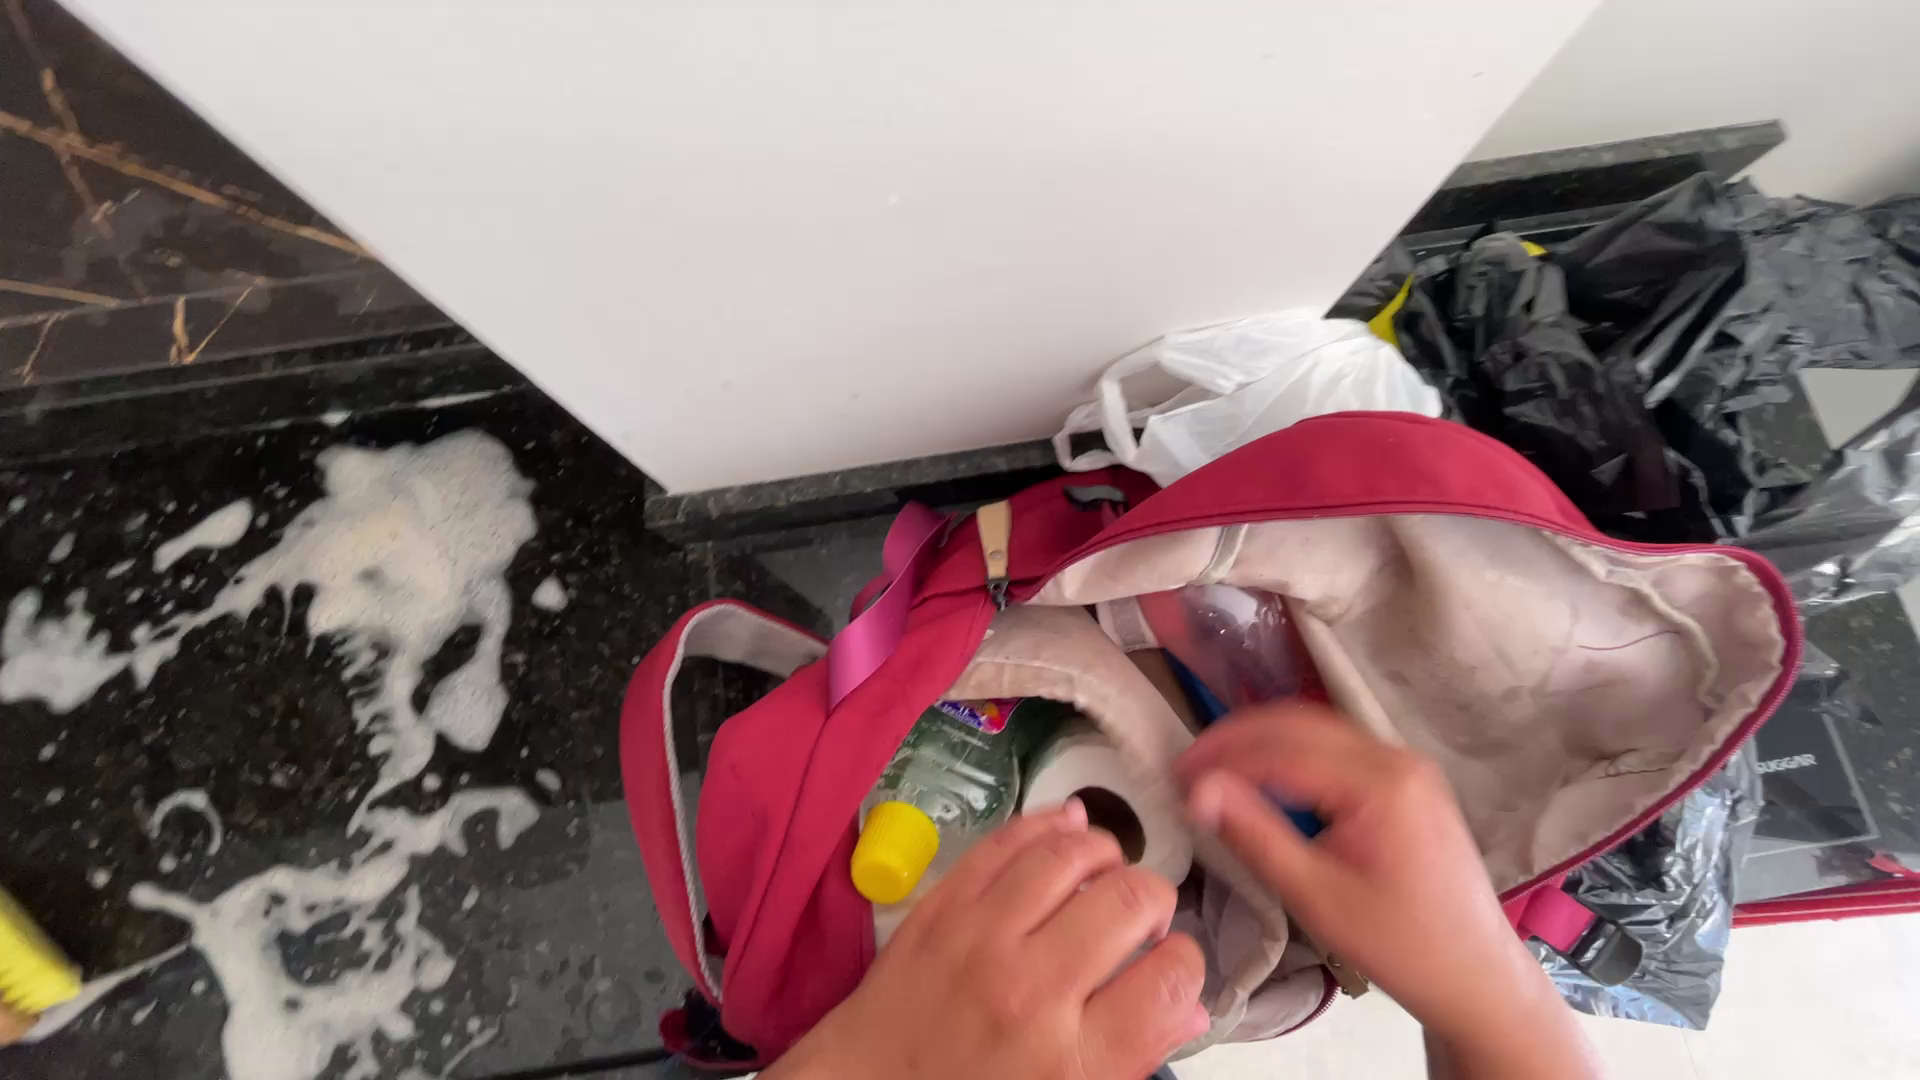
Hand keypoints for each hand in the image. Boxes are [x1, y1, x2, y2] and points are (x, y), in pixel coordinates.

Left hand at [768, 801, 1210, 1079]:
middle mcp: (1031, 987)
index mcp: (1070, 1059)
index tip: (1173, 960)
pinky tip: (1071, 825)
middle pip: (1127, 903)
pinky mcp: (945, 900)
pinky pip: (1007, 840)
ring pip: (1069, 856)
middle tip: (1144, 912)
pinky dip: (1048, 823)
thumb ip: (1131, 1057)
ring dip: (1106, 852)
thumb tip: (1187, 1004)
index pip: (1167, 982)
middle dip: (1154, 898)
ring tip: (1111, 868)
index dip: (1187, 962)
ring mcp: (981, 933)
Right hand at [1175, 704, 1601, 1077]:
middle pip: (1296, 723)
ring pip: (1312, 726)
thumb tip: (1198, 791)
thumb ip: (1254, 835)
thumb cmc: (1400, 944)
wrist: (1480, 978)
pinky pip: (1331, 743)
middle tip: (1186, 764)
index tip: (1177, 778)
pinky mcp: (1401, 775)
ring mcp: (1402, 761)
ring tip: (1212, 763)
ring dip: (1257, 738)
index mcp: (1380, 783)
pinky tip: (1259, 769)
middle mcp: (1394, 756)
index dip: (1222, 759)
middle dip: (1233, 738)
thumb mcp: (1317, 897)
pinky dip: (1286, 748)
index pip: (1281, 750)